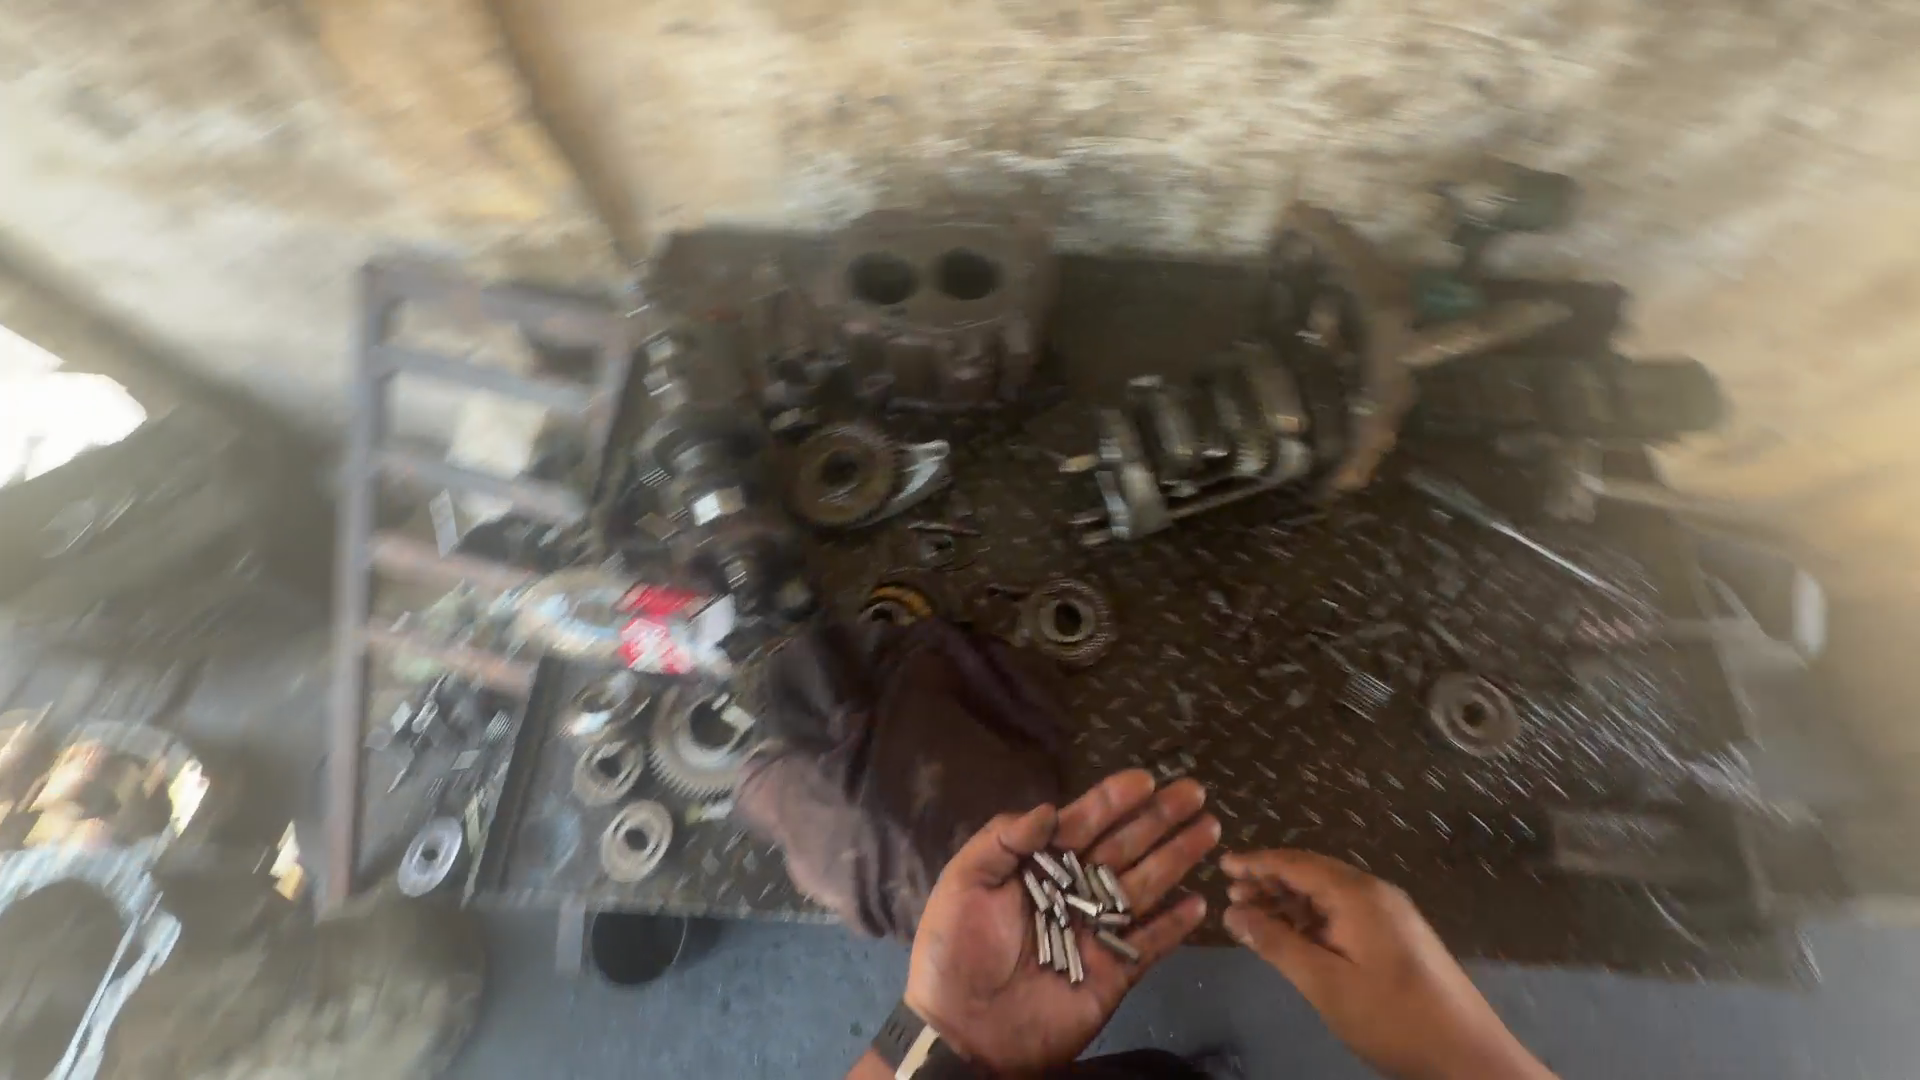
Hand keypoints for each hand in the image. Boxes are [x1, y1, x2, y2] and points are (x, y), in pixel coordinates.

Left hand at [903, 770, 1219, 1074]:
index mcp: (1039, 865)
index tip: (1145, 778)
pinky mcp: (1111, 972)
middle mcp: (1073, 890)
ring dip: (1176, 857)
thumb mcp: (965, 881)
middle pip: (1122, 846)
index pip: (1082, 823)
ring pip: (1143, 886)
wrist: (961, 1030)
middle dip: (1157, 818)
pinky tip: (1199, 902)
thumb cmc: (955, 947)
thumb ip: (1004, 839)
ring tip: (1208, 829)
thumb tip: (1049, 809)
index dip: (1112, 800)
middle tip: (1192, 791)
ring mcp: (1094, 930)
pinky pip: (1149, 943)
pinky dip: (1174, 925)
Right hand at [1221, 849, 1555, 1079]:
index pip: (1294, 863)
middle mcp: (1374, 893)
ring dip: (1290, 901)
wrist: (1475, 1064)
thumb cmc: (1394, 1018)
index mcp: (1357, 894)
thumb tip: (1234, 913)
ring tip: (1256, 917)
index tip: (1222, 864)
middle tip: (1233, 896)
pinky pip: (1344, 912)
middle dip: (1269, 881)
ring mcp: (1390, 915)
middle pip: (1310, 873)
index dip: (1255, 862)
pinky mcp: (1399, 937)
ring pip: (1327, 894)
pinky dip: (1313, 918)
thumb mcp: (1325, 983)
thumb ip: (1276, 943)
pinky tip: (1296, 937)